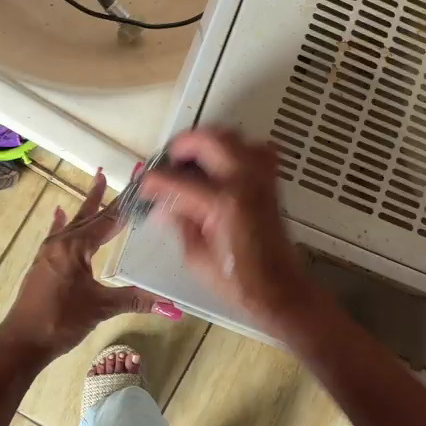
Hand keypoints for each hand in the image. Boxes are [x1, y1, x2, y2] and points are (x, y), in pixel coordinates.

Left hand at [0, 171, 165, 379]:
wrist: (21, 342)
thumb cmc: (60, 321)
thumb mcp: (101, 308)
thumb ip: (135, 300)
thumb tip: (173, 306)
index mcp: (75, 247)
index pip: (107, 221)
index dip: (125, 205)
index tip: (140, 187)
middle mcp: (61, 243)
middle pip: (90, 217)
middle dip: (106, 198)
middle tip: (122, 175)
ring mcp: (49, 253)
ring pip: (74, 223)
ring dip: (88, 206)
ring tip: (97, 184)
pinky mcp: (43, 264)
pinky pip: (56, 236)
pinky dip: (61, 223)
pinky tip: (60, 213)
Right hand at [137, 128, 320, 331]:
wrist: (279, 289)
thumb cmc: (239, 281)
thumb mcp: (196, 256)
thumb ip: (179, 222)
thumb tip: (164, 206)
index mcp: (221, 202)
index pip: (176, 179)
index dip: (154, 182)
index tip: (145, 187)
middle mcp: (243, 183)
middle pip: (208, 139)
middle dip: (182, 145)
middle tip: (169, 160)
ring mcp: (261, 179)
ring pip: (234, 136)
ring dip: (209, 141)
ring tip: (193, 158)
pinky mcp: (271, 184)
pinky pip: (256, 150)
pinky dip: (237, 149)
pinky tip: (224, 164)